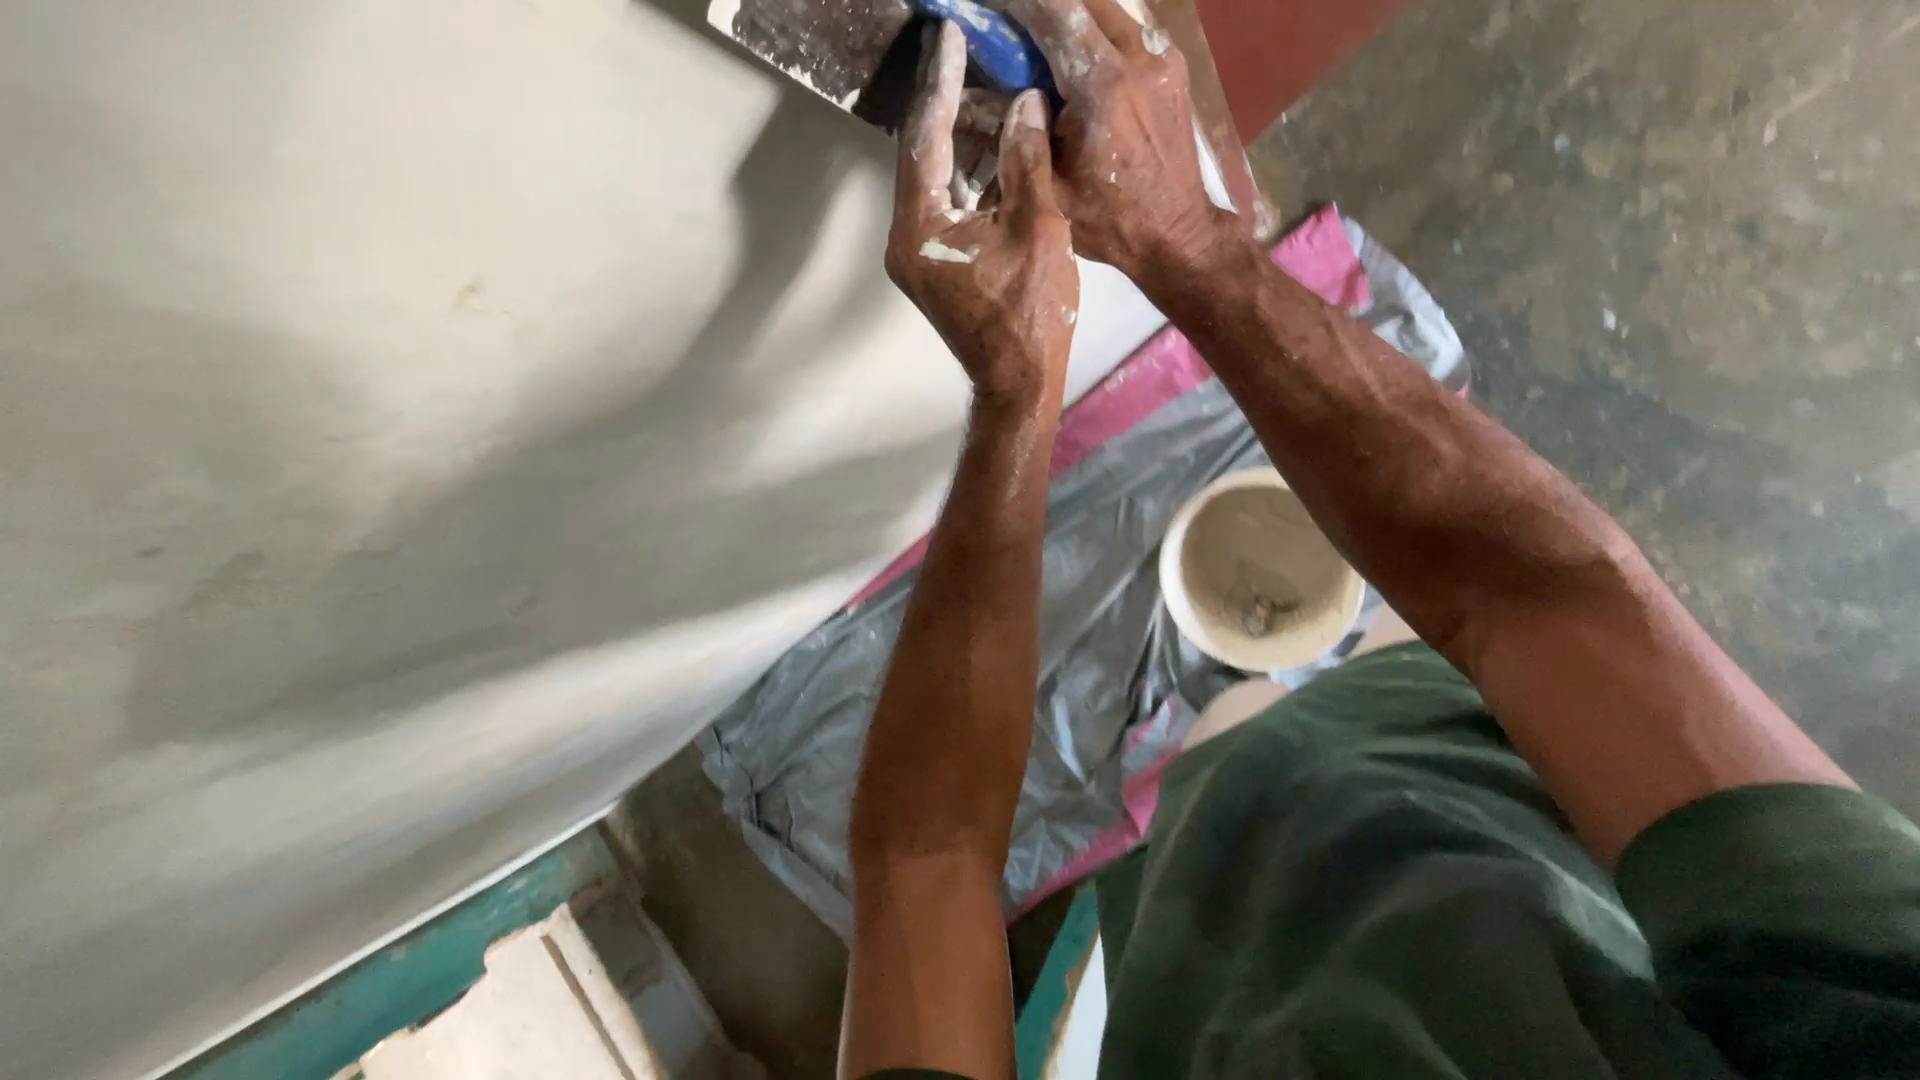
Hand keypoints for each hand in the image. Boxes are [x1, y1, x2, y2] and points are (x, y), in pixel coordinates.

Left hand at [885, 21, 1079, 409]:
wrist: (1020, 381)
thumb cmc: (1031, 314)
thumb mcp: (1037, 228)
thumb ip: (1027, 160)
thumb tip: (1025, 102)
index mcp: (919, 227)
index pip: (924, 137)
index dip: (941, 82)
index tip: (949, 35)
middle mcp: (906, 237)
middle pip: (924, 154)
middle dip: (952, 104)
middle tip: (974, 55)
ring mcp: (918, 253)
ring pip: (937, 179)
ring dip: (968, 140)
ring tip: (999, 94)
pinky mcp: (937, 265)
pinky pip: (950, 206)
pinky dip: (974, 177)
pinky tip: (1003, 148)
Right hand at [1006, 0, 1231, 277]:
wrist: (1176, 234)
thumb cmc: (1110, 223)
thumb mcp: (1051, 188)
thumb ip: (1024, 135)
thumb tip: (1004, 92)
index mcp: (1103, 87)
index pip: (1054, 13)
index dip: (1018, 4)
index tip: (991, 8)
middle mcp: (1139, 58)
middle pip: (1084, 0)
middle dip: (1045, 5)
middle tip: (1014, 22)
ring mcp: (1163, 59)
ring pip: (1110, 9)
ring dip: (1073, 14)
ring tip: (1041, 38)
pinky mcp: (1173, 68)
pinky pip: (1130, 28)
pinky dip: (1098, 29)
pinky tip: (1079, 54)